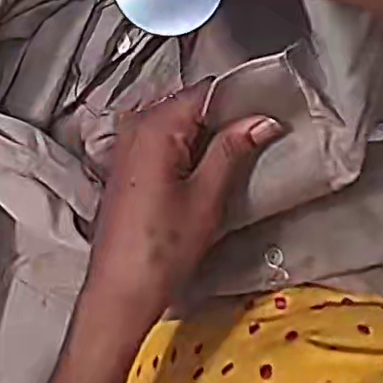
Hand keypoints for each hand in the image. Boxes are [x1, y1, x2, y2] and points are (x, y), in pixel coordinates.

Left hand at [80, 82, 284, 334]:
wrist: (119, 291)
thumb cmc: (162, 248)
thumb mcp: (206, 196)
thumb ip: (232, 149)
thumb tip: (262, 120)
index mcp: (156, 124)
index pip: (205, 91)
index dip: (237, 101)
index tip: (264, 117)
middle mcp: (137, 123)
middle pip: (190, 103)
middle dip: (222, 118)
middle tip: (253, 141)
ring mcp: (128, 140)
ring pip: (178, 120)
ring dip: (204, 134)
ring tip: (232, 159)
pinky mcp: (126, 160)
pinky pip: (162, 136)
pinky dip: (185, 146)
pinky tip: (203, 171)